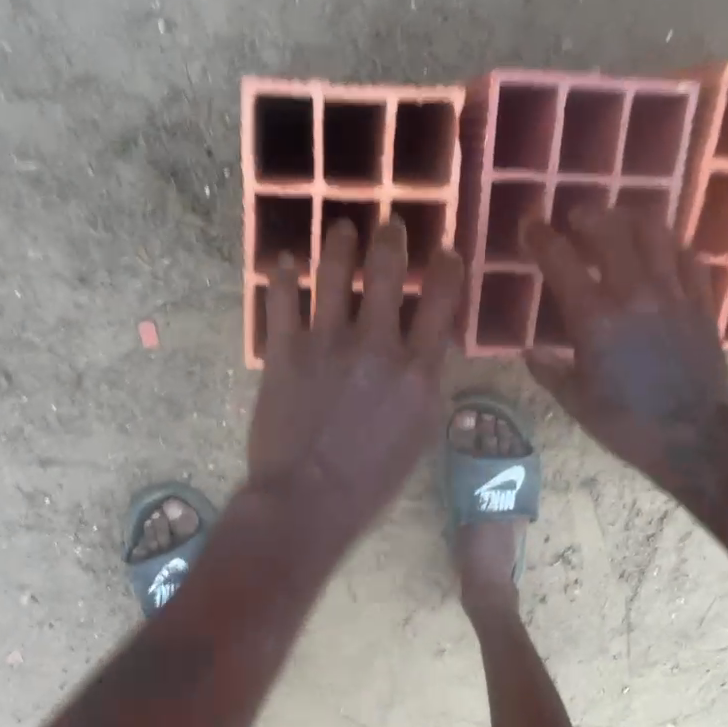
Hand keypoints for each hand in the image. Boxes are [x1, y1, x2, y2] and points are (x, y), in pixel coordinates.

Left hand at [246, 218, 463, 551]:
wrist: (307, 502)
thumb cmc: (371, 482)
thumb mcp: (418, 436)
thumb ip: (424, 386)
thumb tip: (426, 352)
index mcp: (417, 372)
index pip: (441, 303)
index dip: (446, 269)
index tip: (446, 252)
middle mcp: (376, 346)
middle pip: (387, 273)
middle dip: (391, 240)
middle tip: (389, 224)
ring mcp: (327, 343)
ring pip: (334, 273)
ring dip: (339, 243)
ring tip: (341, 228)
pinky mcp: (284, 350)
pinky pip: (281, 299)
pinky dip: (283, 275)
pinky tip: (285, 261)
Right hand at [520, 208, 727, 489]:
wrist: (692, 437)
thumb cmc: (625, 423)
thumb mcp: (575, 401)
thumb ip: (549, 370)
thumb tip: (530, 351)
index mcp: (594, 318)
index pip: (560, 259)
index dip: (540, 236)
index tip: (529, 226)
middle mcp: (634, 293)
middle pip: (610, 229)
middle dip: (588, 216)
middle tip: (576, 219)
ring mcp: (673, 293)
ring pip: (654, 232)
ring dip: (631, 220)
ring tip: (619, 224)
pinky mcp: (702, 302)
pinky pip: (689, 257)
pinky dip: (671, 246)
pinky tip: (662, 253)